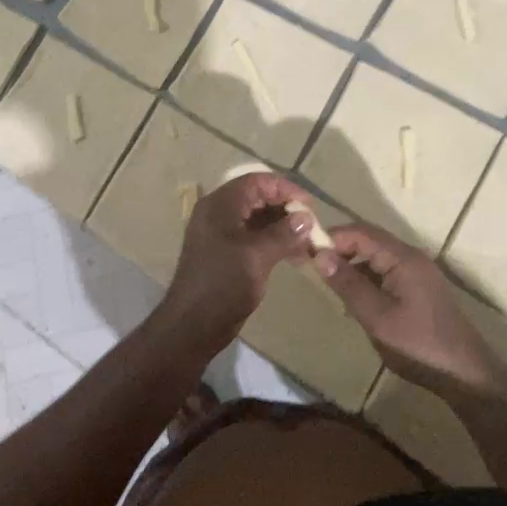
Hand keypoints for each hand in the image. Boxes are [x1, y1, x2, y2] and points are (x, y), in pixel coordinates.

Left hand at [158, 170, 317, 354]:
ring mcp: (221, 233)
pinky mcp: (227, 253)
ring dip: (283, 227)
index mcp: (220, 204)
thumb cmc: (223, 283)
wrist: (194, 323)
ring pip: (257, 219)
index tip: (310, 205)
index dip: (285, 188)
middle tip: (312, 225)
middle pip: (257, 198)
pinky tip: (295, 256)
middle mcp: (219, 213)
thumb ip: (282, 233)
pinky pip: (253, 237)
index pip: (256, 181)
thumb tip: (306, 217)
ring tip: (309, 243)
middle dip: (286, 208)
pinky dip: (274, 241)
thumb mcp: (256, 256)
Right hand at [313, 224, 506, 396]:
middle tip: (314, 268)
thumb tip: (319, 254)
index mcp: (402, 258)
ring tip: (331, 287)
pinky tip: (356, 301)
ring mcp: (418, 273)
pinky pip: (386, 272)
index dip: (331, 237)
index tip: (305, 252)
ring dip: (353, 266)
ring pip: (376, 257)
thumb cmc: (419, 345)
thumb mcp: (377, 317)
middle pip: (368, 240)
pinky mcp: (420, 289)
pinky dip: (367, 279)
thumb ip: (348, 284)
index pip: (359, 232)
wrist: (467, 376)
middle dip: (340, 250)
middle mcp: (411, 257)